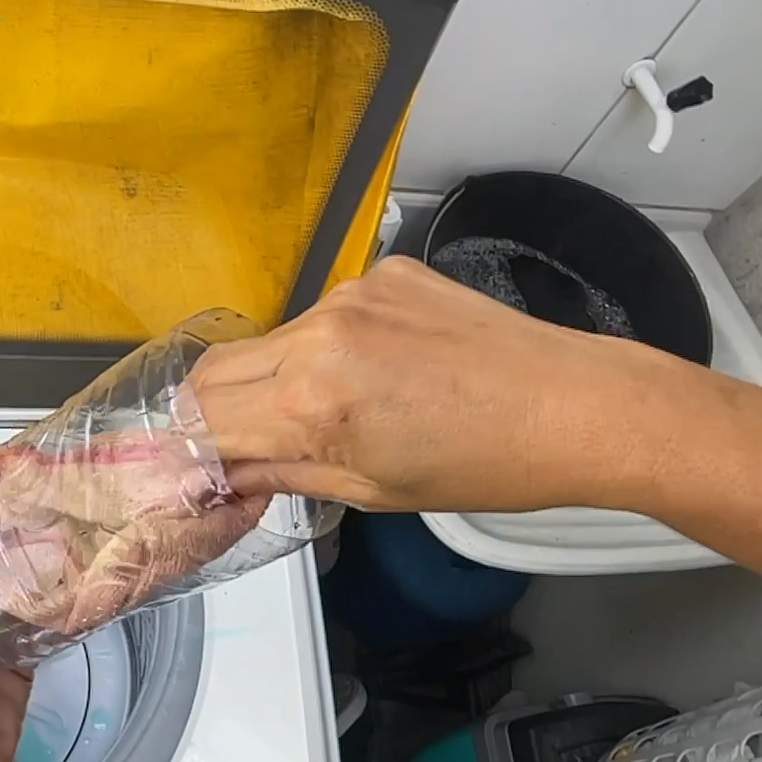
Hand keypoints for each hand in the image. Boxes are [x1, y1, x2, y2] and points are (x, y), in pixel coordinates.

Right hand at [189, 256, 687, 513]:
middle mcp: (318, 334)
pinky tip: (371, 367)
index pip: (203, 422)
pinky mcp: (381, 271)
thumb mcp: (372, 489)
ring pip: (269, 340)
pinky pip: (323, 314)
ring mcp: (350, 293)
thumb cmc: (483, 466)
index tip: (193, 469)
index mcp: (312, 402)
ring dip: (270, 377)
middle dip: (208, 412)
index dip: (188, 452)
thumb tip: (226, 472)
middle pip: (214, 370)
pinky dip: (324, 346)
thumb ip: (283, 471)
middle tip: (232, 441)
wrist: (573, 404)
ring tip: (321, 406)